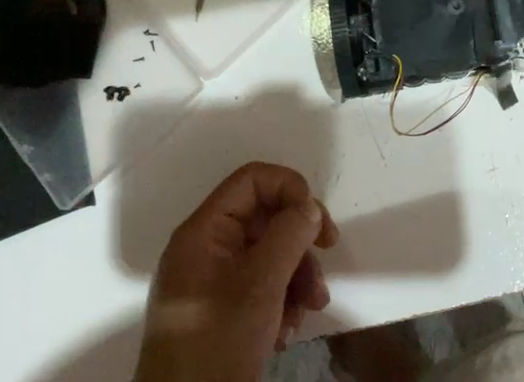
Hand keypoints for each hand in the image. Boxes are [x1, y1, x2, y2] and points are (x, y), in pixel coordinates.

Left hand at [137, 162, 340, 381]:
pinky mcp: (220, 312)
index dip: (290, 189)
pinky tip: (287, 330)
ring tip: (308, 311)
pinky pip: (260, 286)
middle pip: (265, 220)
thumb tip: (308, 207)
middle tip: (320, 276)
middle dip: (299, 246)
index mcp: (203, 232)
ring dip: (296, 279)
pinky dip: (281, 302)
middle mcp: (205, 250)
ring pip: (268, 256)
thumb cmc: (217, 341)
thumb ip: (289, 234)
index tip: (318, 222)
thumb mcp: (260, 283)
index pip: (252, 180)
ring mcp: (211, 282)